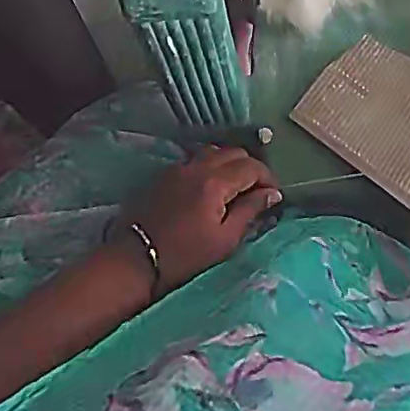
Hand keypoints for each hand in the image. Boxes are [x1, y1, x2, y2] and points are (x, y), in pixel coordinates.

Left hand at [119, 147, 282, 289]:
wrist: (136, 259)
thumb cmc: (184, 256)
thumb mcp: (224, 240)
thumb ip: (250, 211)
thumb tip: (271, 194)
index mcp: (215, 182)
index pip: (251, 167)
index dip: (268, 178)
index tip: (274, 195)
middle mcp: (198, 166)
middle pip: (235, 153)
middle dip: (251, 168)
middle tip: (257, 192)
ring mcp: (180, 166)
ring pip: (215, 151)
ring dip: (230, 163)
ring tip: (235, 187)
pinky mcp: (167, 173)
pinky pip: (197, 158)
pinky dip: (211, 165)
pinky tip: (212, 186)